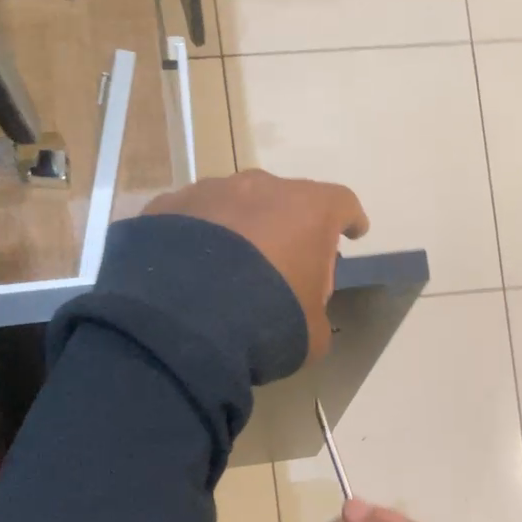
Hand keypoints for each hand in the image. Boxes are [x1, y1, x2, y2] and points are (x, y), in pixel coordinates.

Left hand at [142, 169, 368, 361]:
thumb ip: (317, 315)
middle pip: (286, 201)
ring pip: (236, 206)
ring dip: (241, 231)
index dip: (350, 220)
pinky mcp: (168, 205)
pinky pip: (193, 220)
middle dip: (290, 229)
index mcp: (309, 210)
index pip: (342, 204)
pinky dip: (199, 239)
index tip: (353, 233)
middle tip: (286, 266)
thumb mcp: (312, 334)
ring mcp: (210, 190)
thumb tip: (306, 313)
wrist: (186, 319)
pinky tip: (192, 271)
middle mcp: (262, 188)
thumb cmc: (269, 321)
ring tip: (232, 270)